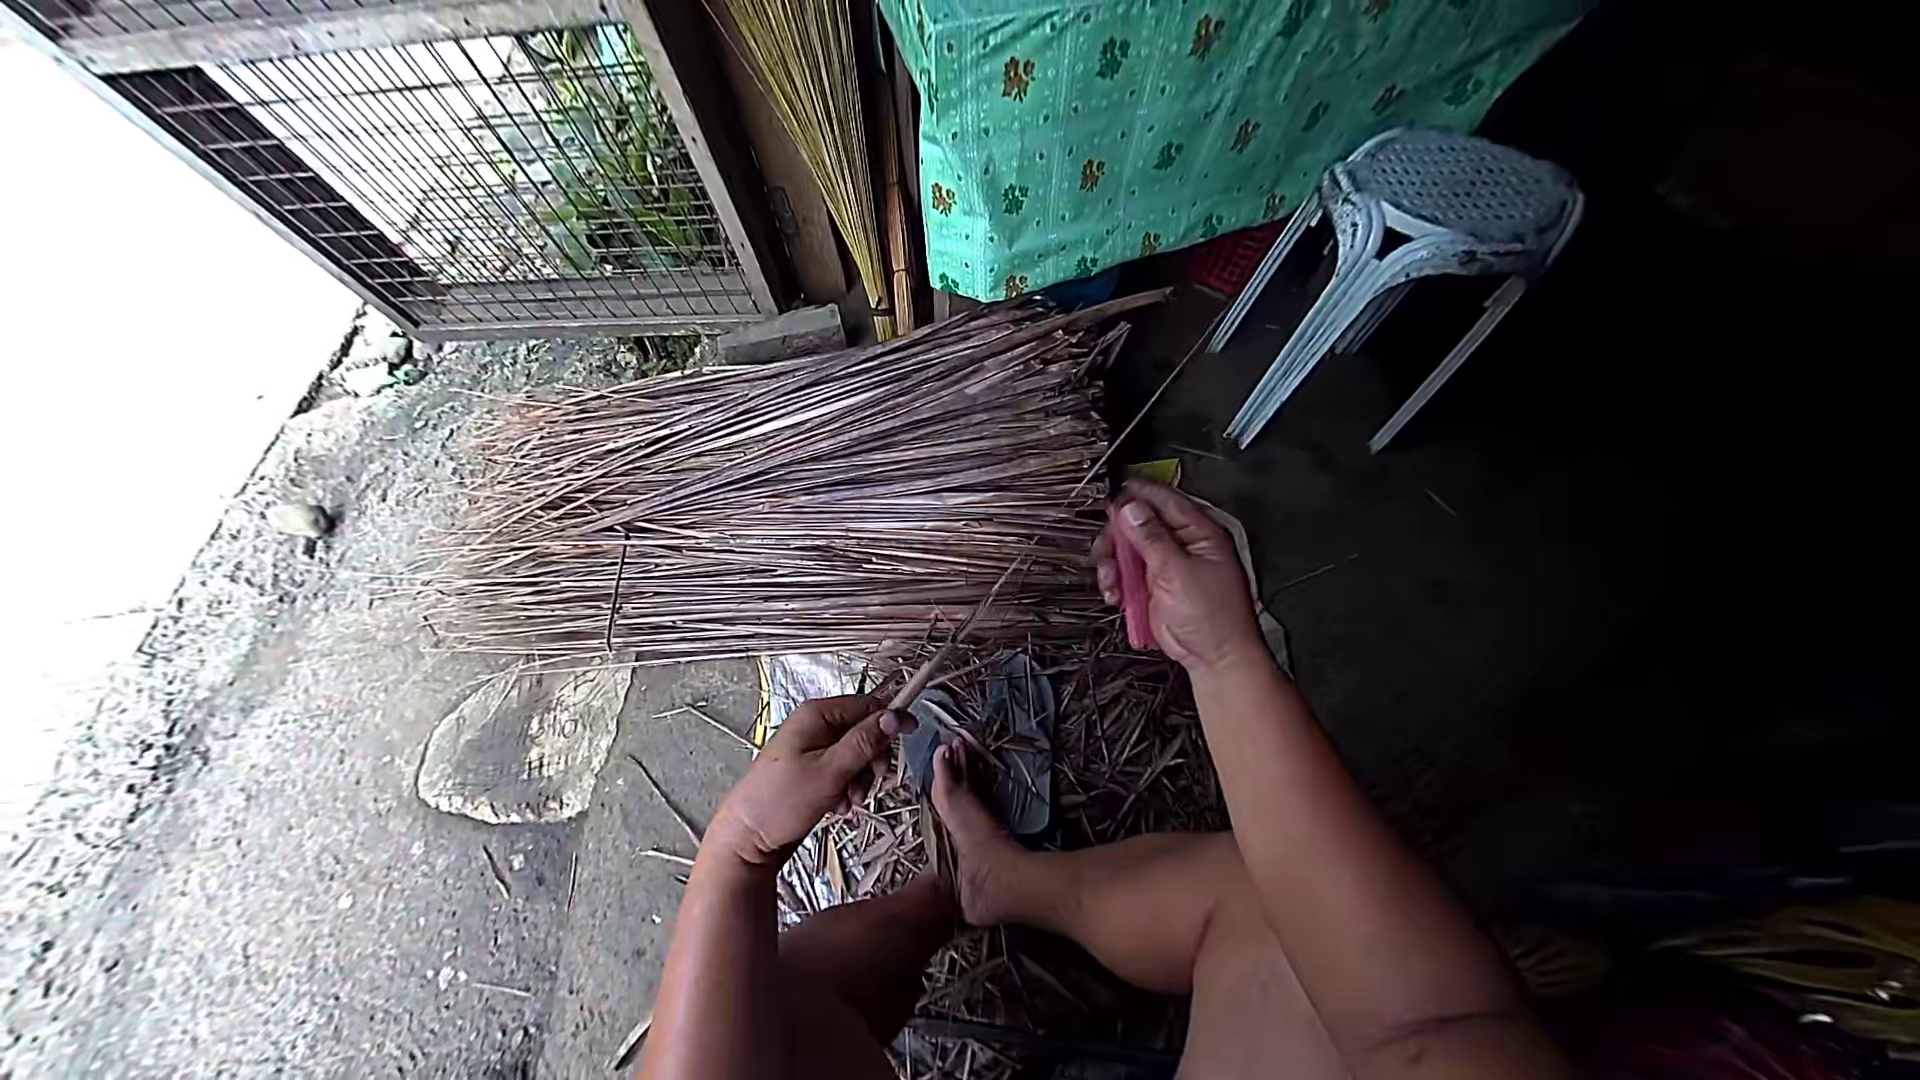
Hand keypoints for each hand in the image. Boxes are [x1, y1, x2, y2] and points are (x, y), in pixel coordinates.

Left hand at [706, 695, 915, 868]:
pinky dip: (846, 789)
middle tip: (867, 784)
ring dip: (860, 780)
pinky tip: (836, 807)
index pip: (867, 704)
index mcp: (817, 714)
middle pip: (865, 731)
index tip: (912, 734)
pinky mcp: (812, 771)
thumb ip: (865, 742)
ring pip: (857, 755)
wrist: (745, 841)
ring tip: (846, 802)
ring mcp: (813, 749)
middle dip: (872, 760)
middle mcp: (815, 726)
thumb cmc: (782, 802)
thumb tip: (895, 715)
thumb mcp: (830, 771)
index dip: (891, 719)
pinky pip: (843, 772)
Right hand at [1093, 479, 1263, 673]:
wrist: (1212, 657)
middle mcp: (1180, 544)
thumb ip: (1151, 537)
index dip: (1138, 495)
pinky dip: (1115, 582)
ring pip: (1125, 550)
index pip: (1165, 500)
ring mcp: (1164, 565)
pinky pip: (1123, 573)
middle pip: (1137, 524)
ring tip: (1113, 582)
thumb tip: (1131, 508)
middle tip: (1109, 550)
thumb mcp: (1178, 571)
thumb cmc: (1214, 618)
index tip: (1115, 495)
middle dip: (1118, 538)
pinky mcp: (1151, 585)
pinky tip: (1116, 594)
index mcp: (1199, 533)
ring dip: (1113, 564)